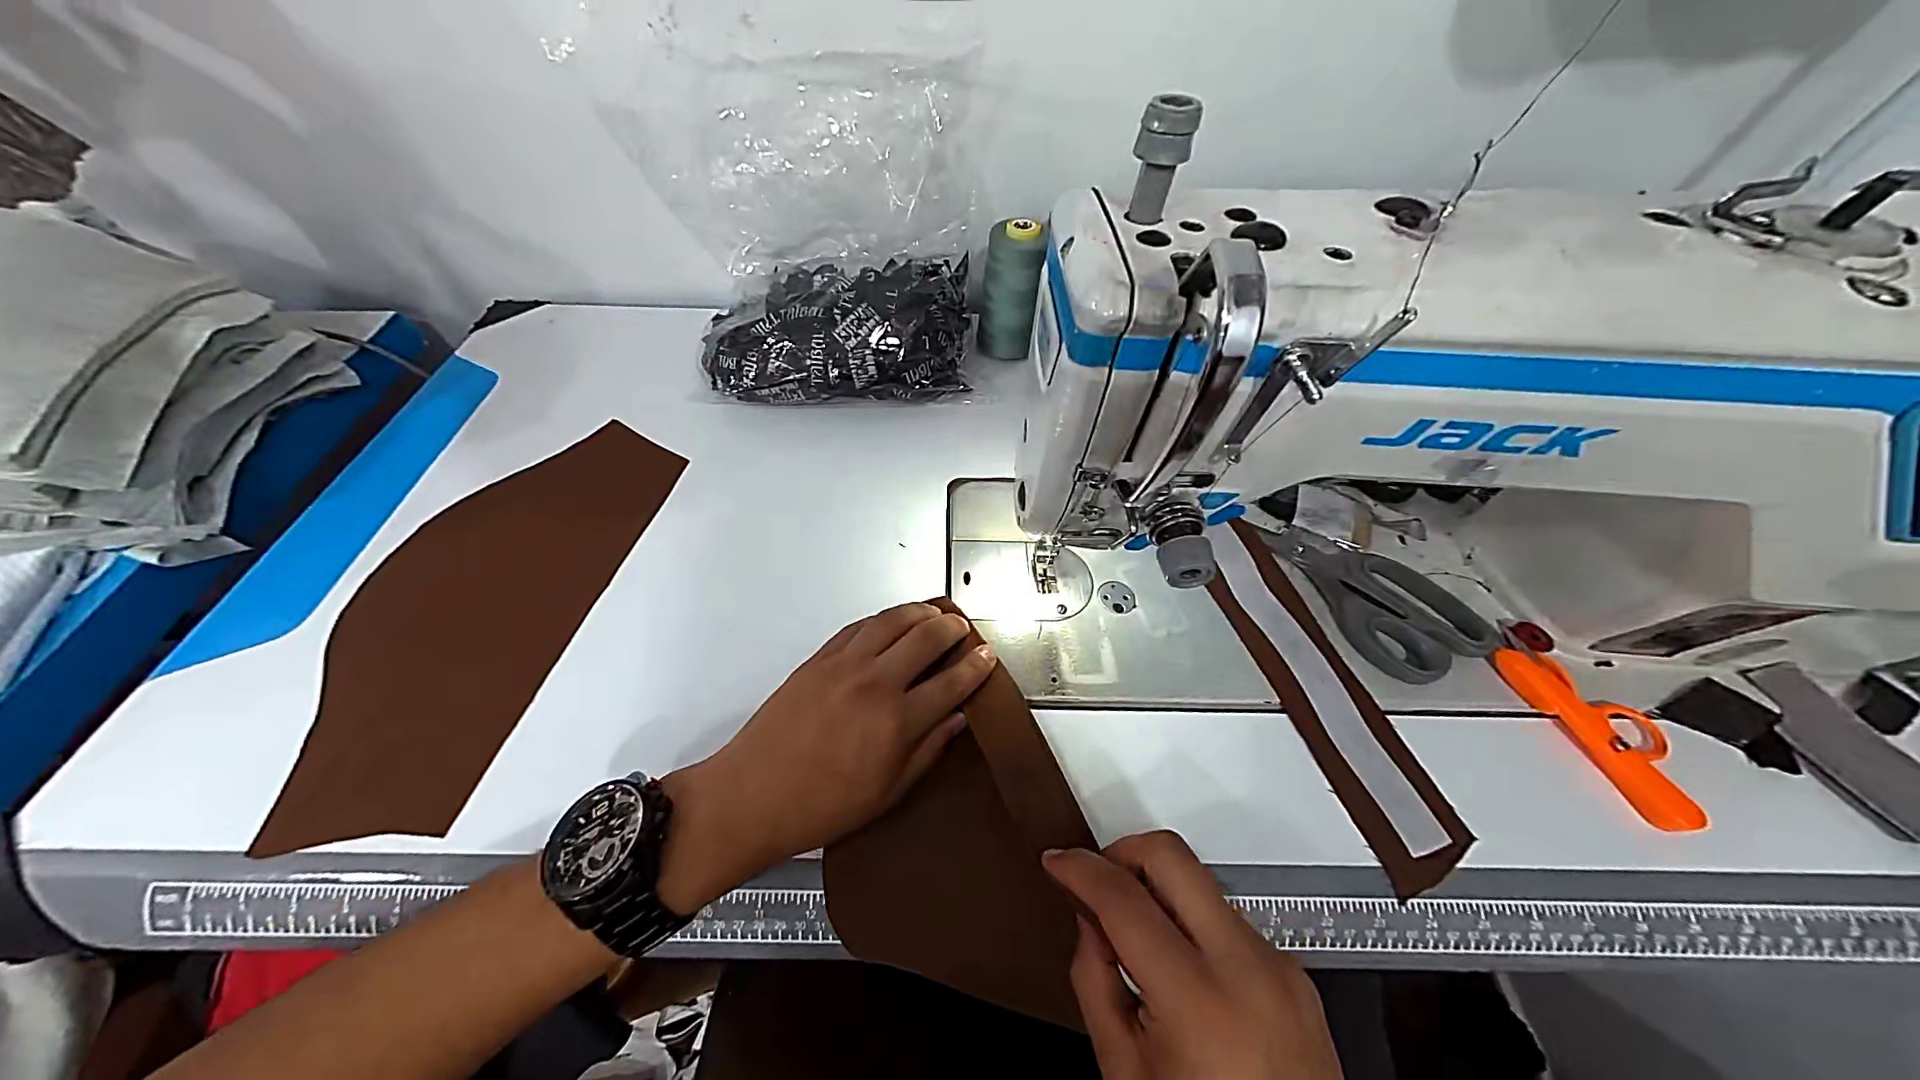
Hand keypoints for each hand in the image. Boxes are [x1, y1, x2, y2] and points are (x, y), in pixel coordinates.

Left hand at [655, 602, 994, 912]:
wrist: (751, 798)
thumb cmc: (815, 805)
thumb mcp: (888, 791)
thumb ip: (928, 750)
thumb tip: (954, 722)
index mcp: (897, 722)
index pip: (952, 680)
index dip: (976, 665)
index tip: (985, 658)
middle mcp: (873, 685)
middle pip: (927, 636)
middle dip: (953, 627)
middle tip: (962, 629)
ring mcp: (843, 667)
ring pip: (893, 620)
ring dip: (920, 611)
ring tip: (933, 613)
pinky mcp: (818, 660)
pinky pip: (858, 626)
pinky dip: (881, 618)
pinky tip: (889, 621)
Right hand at [1044, 832, 1341, 1079]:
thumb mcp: (1125, 1073)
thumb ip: (1094, 983)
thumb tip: (1090, 922)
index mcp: (1198, 1001)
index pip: (1123, 897)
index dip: (1080, 868)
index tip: (1059, 861)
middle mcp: (1247, 969)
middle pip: (1171, 855)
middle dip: (1122, 852)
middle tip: (1098, 879)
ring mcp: (1278, 966)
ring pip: (1201, 881)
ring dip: (1158, 888)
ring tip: (1138, 936)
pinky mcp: (1295, 972)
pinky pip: (1229, 917)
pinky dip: (1192, 920)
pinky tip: (1179, 961)